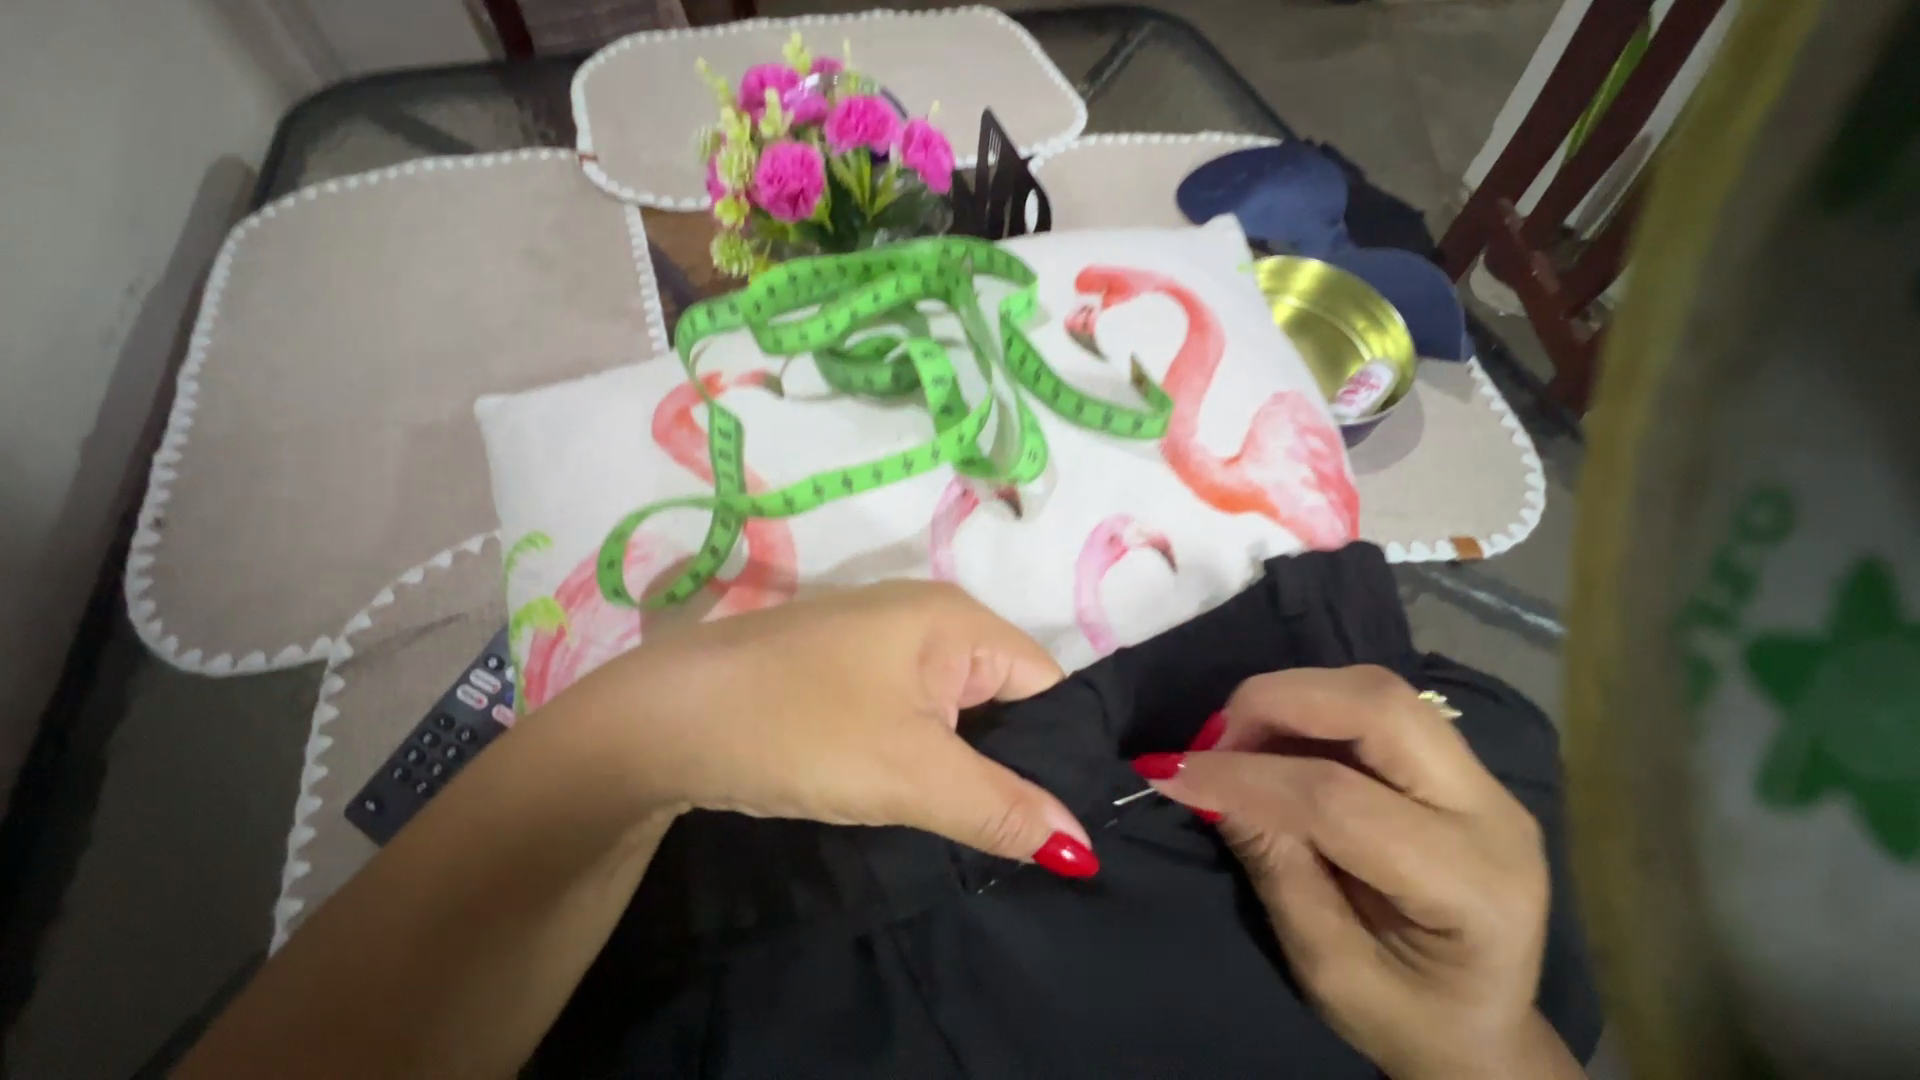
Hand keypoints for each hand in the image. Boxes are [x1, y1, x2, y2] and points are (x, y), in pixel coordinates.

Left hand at [561, 580, 1098, 875]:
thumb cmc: (800, 731)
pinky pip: (914, 710)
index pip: (1047, 686)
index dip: (1061, 755)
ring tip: (980, 830)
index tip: (1066, 828)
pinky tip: (920, 796)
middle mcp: (927, 615)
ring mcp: (882, 639)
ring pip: (956, 708)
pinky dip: (926, 752)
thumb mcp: (911, 775)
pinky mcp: (846, 668)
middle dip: (1013, 766)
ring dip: (967, 765)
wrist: (662, 720)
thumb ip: (1002, 808)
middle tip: (1026, 841)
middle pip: (1004, 696)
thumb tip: (1083, 847)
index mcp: (958, 618)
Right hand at [1133, 667, 1563, 1079]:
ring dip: (1292, 697)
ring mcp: (1482, 780)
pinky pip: (1377, 705)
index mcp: (1471, 887)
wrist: (1481, 1032)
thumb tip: (1203, 784)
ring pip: (1378, 690)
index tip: (1170, 772)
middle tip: (1211, 741)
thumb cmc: (1404, 1018)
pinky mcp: (1458, 766)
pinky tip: (1273, 739)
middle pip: (1379, 707)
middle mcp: (1491, 813)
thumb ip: (1274, 867)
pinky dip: (1310, 706)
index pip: (1340, 799)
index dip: (1244, 777)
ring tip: (1237, 739)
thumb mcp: (1327, 968)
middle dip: (1276, 703)